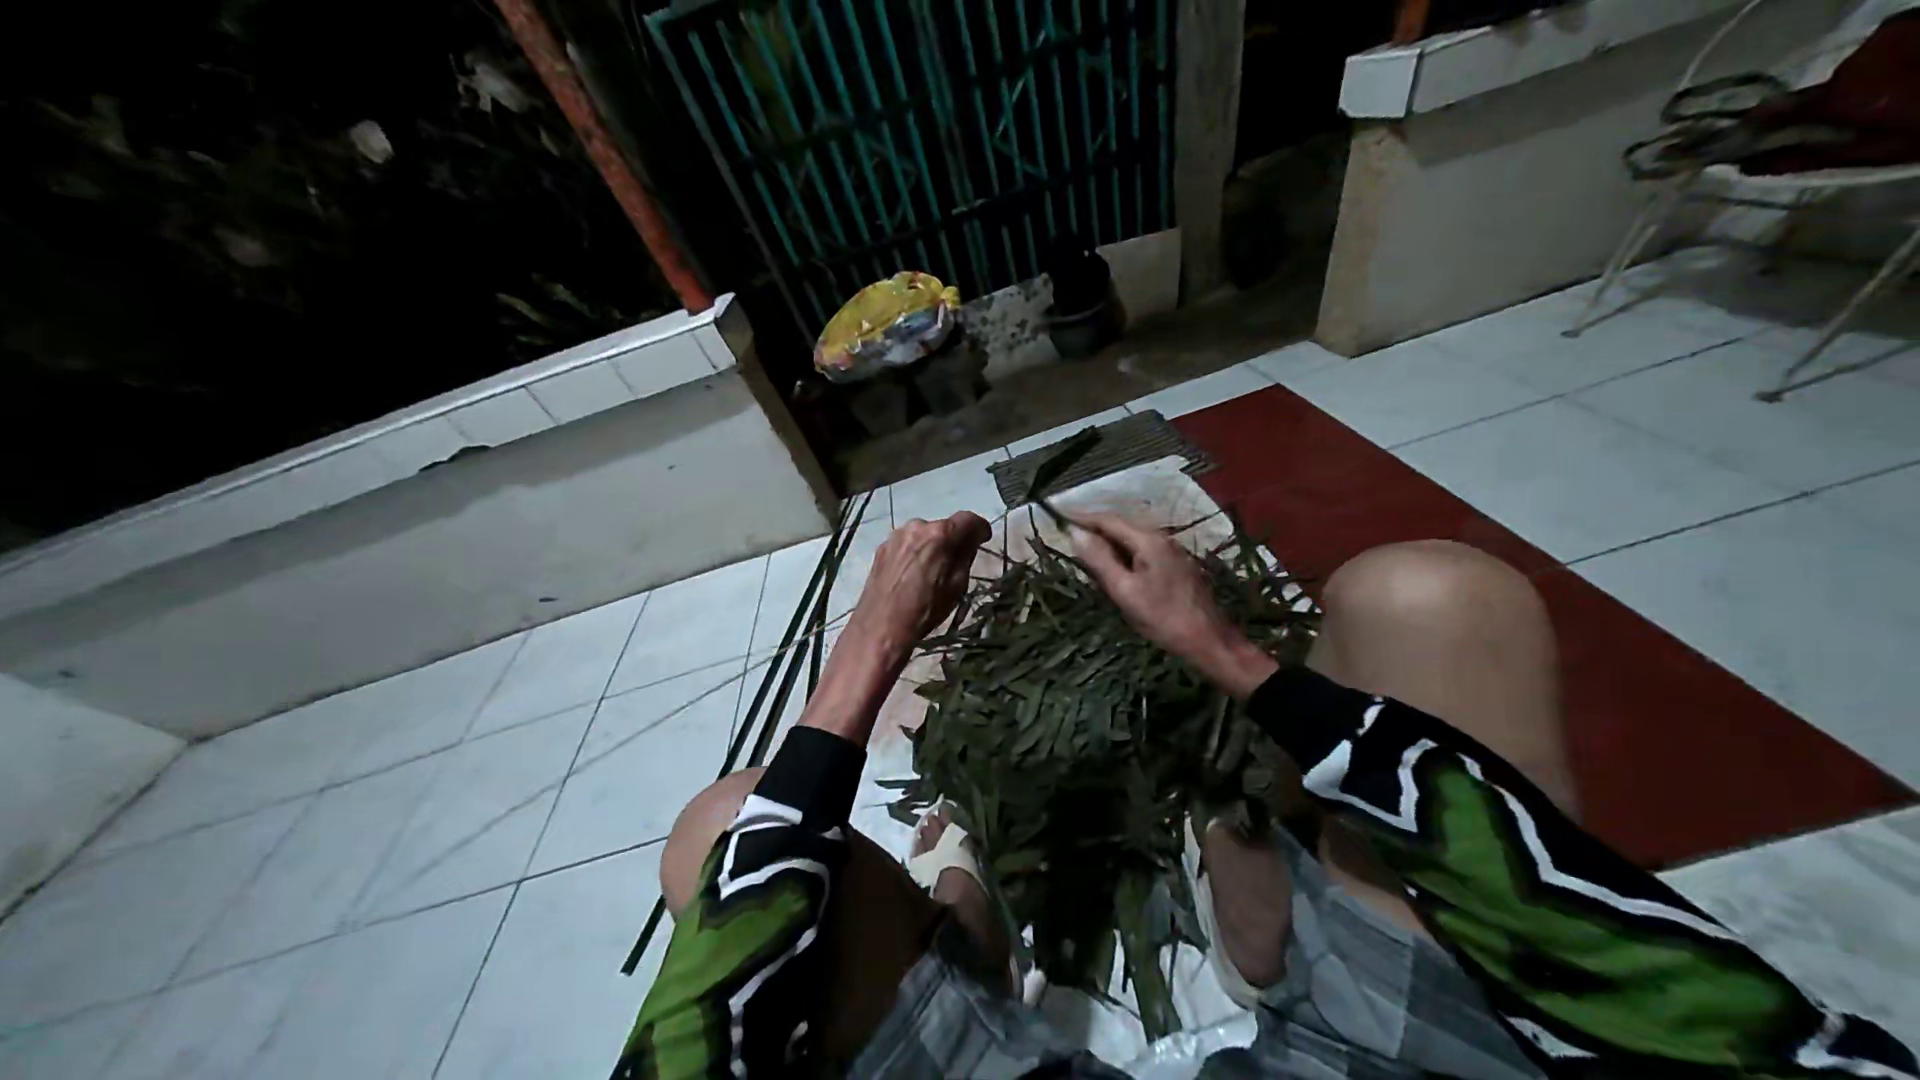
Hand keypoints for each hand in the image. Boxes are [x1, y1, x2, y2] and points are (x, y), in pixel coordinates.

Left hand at [841, 511, 991, 667]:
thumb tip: (971, 540)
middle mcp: (916, 526)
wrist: (881, 626)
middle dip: (953, 540)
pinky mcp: (881, 548)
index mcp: (940, 534)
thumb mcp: (957, 585)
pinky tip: (912, 573)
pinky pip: (906, 544)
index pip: (968, 519)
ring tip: (931, 569)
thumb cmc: (925, 609)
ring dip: (931, 546)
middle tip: (956, 560)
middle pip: (943, 527)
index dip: (980, 528)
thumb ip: (966, 556)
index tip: (983, 539)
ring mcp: (895, 536)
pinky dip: (914, 553)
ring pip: (922, 535)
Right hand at [1071, 514, 1277, 698]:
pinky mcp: (1176, 566)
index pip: (1108, 519)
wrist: (1208, 639)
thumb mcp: (1124, 590)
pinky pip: (1142, 550)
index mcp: (1148, 540)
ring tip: (1085, 550)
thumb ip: (1099, 560)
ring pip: (1132, 538)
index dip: (1082, 516)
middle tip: (1068, 533)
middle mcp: (1162, 538)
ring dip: (1108, 541)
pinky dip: (1122, 552)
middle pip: (1121, 526)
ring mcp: (1172, 552)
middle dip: (1094, 527)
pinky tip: (1114, 567)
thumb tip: (1075, 532)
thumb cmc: (1162, 618)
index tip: (1059, 514)